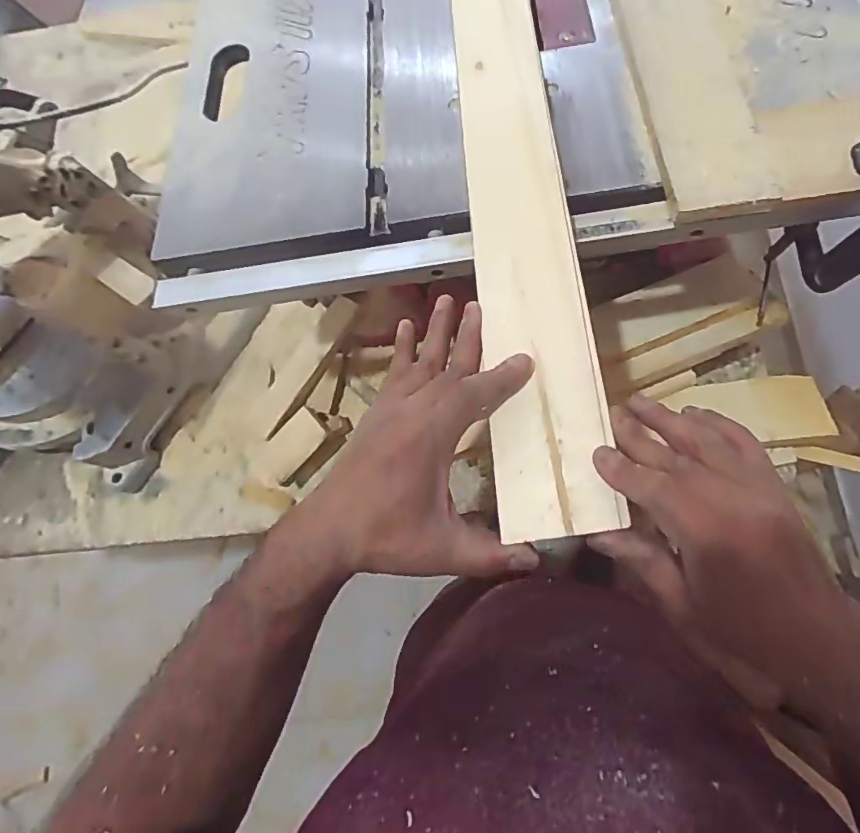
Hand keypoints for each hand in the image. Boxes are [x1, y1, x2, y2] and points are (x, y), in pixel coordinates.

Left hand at [270, 295, 538, 581]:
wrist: (324, 535)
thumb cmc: (386, 538)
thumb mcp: (440, 550)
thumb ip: (489, 555)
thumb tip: (536, 560)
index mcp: (433, 436)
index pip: (476, 396)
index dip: (503, 378)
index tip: (526, 360)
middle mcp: (414, 412)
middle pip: (450, 366)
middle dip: (470, 336)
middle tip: (483, 305)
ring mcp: (393, 409)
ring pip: (423, 360)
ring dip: (438, 331)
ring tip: (449, 299)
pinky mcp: (378, 413)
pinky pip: (395, 371)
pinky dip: (403, 347)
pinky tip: (405, 326)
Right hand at [590, 395, 859, 713]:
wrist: (817, 638)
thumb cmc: (744, 636)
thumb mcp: (684, 609)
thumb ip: (644, 562)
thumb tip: (600, 533)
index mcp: (706, 531)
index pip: (654, 487)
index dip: (622, 469)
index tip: (596, 451)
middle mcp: (733, 497)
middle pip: (677, 455)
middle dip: (641, 433)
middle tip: (613, 412)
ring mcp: (759, 486)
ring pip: (709, 440)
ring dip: (673, 418)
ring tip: (643, 401)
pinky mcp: (776, 485)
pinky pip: (744, 442)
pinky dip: (718, 423)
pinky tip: (696, 413)